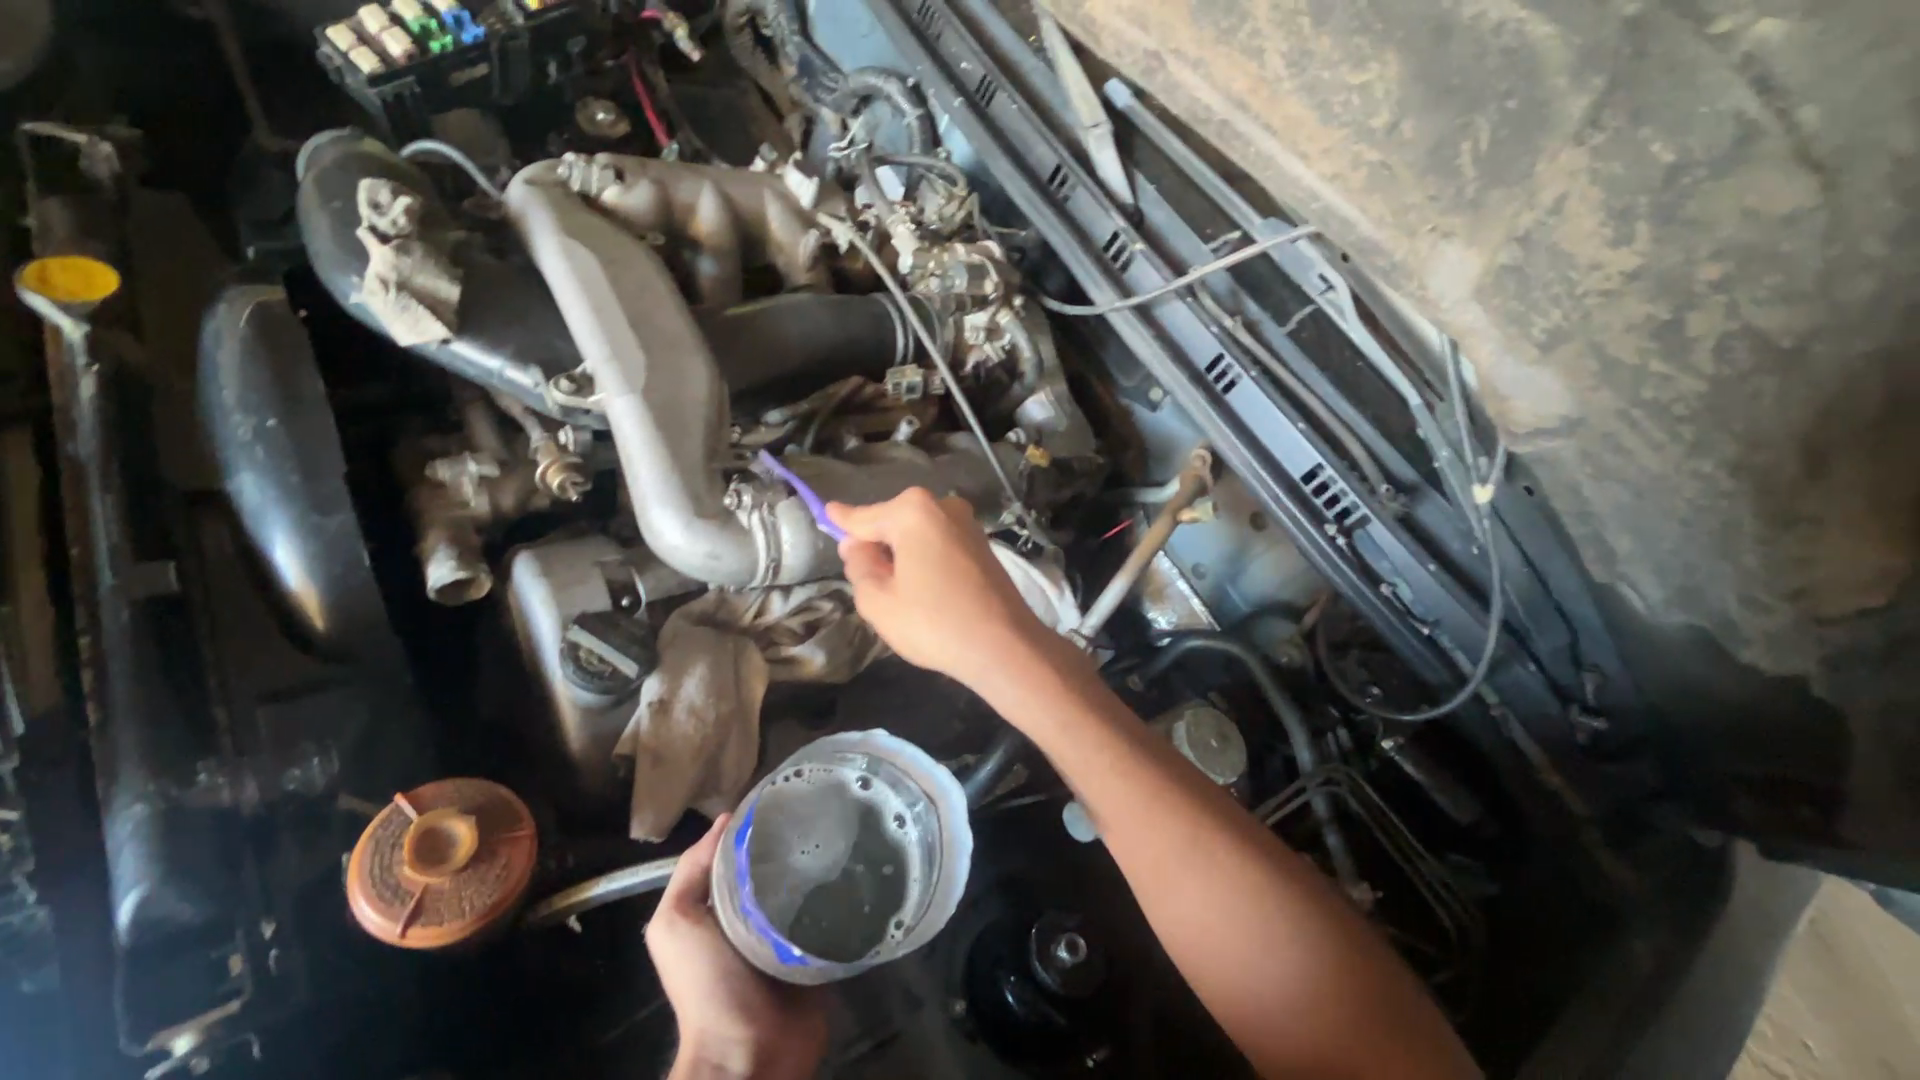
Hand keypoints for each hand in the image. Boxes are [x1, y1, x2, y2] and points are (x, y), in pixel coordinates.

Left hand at [647, 815, 827, 1079]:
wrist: (748, 1052)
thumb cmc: (706, 984)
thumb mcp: (676, 923)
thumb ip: (691, 872)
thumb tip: (725, 820)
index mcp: (718, 907)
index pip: (738, 854)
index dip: (755, 827)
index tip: (785, 796)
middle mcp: (754, 917)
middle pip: (777, 868)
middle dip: (796, 844)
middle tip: (825, 812)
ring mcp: (790, 935)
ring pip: (809, 889)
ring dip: (824, 869)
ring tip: (849, 834)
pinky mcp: (820, 952)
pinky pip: (834, 918)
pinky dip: (844, 898)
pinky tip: (861, 871)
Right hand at [827, 489, 1060, 693]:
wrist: (1004, 646)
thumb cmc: (934, 622)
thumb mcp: (878, 600)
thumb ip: (859, 567)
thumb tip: (856, 546)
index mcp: (912, 511)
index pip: (863, 517)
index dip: (842, 523)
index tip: (826, 514)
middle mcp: (942, 506)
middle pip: (892, 524)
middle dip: (877, 546)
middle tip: (869, 584)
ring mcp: (967, 524)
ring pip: (917, 536)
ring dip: (903, 556)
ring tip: (899, 595)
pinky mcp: (983, 545)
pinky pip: (939, 546)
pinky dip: (926, 561)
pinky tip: (926, 592)